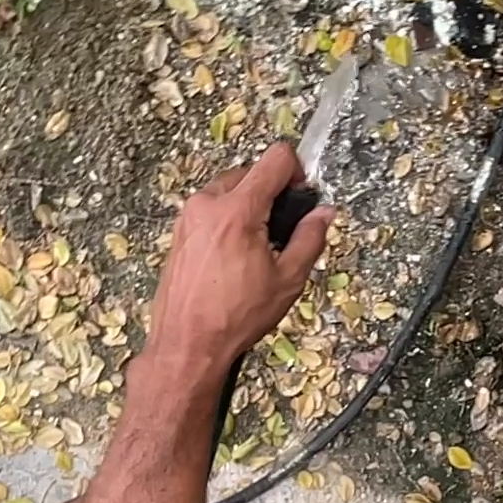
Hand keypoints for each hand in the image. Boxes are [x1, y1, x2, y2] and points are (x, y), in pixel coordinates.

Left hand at [145, 142, 332, 384]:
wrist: (187, 343)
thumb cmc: (234, 317)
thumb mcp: (287, 280)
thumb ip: (309, 239)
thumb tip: (323, 214)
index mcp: (237, 210)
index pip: (275, 159)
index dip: (296, 173)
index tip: (300, 197)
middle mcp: (207, 204)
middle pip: (250, 173)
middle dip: (270, 195)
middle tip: (279, 233)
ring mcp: (188, 217)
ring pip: (228, 191)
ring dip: (247, 208)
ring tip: (255, 250)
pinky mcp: (179, 232)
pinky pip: (210, 211)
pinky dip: (227, 222)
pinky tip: (233, 259)